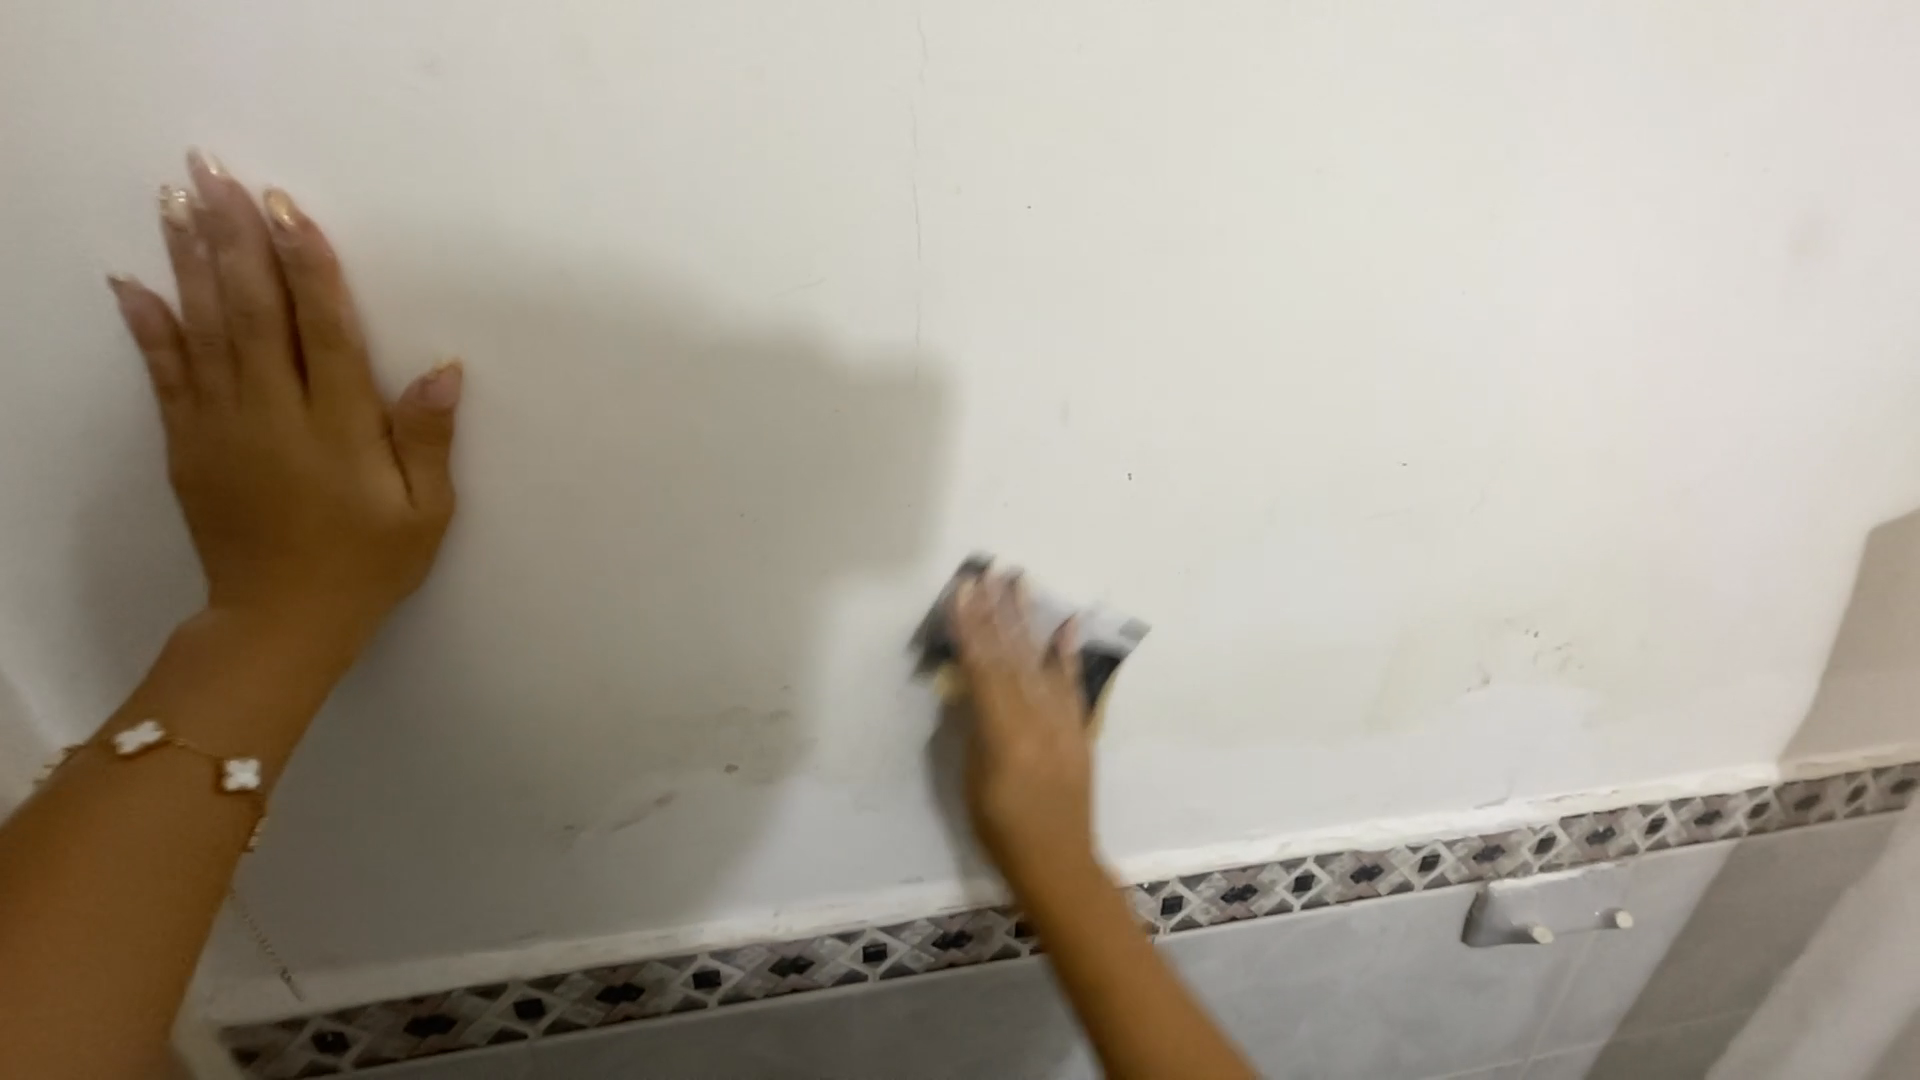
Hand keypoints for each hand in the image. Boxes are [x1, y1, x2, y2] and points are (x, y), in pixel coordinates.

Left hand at [106, 151, 459, 644]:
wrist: (283, 617)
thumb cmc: (371, 562)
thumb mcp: (426, 511)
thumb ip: (427, 440)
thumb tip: (443, 372)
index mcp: (339, 429)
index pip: (323, 332)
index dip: (308, 269)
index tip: (288, 211)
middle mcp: (274, 414)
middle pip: (253, 313)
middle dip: (235, 240)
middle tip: (215, 173)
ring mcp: (221, 426)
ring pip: (204, 329)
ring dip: (190, 261)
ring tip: (176, 199)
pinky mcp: (189, 443)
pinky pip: (164, 374)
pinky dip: (148, 326)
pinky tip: (133, 282)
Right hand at [947, 571, 1099, 889]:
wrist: (1059, 862)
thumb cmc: (1001, 830)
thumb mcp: (972, 782)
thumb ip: (972, 728)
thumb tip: (965, 685)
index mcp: (1004, 735)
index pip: (983, 669)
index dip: (970, 628)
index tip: (962, 592)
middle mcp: (1036, 719)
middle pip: (1011, 656)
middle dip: (996, 611)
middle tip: (988, 573)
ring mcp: (1063, 722)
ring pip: (1040, 661)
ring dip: (1028, 619)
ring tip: (1020, 582)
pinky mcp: (1080, 729)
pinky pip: (1073, 684)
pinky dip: (1068, 652)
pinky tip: (1067, 622)